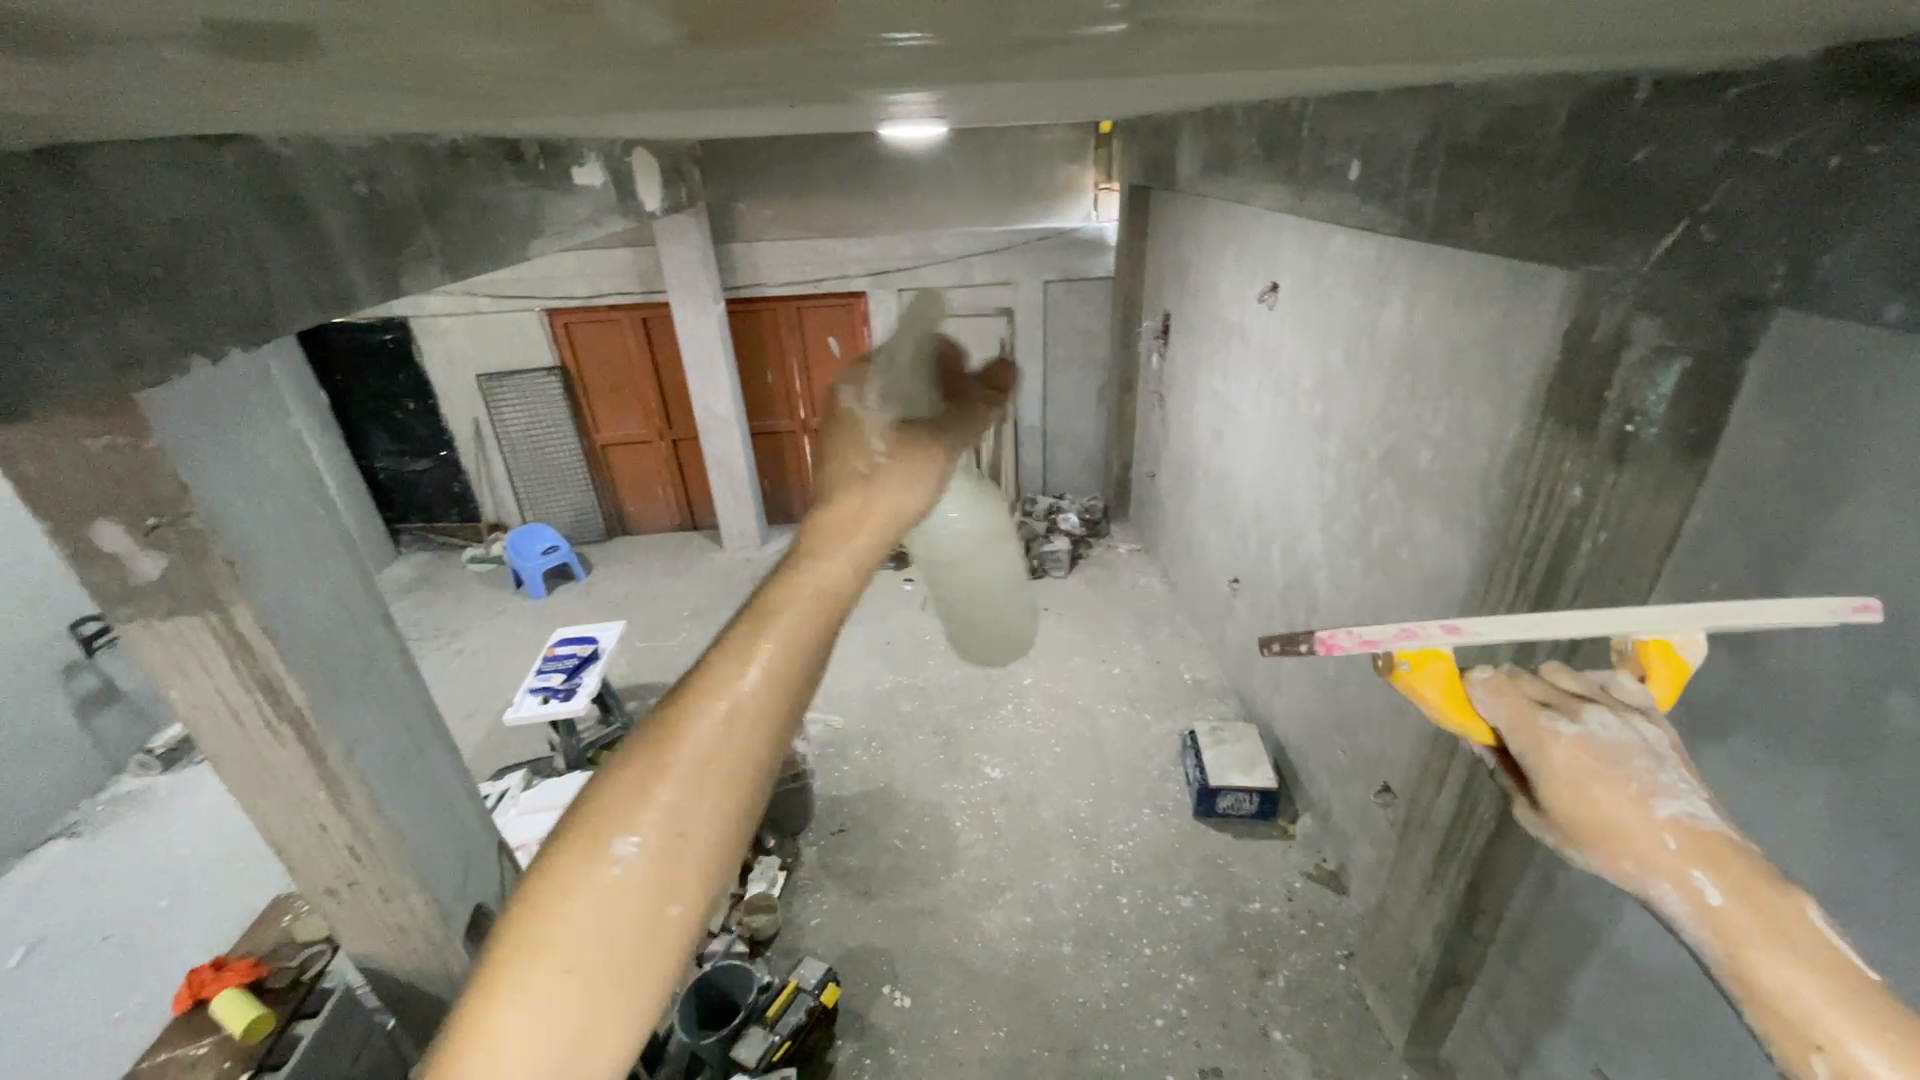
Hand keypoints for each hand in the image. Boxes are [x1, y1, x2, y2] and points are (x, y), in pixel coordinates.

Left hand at [799, 336, 1015, 562]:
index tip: (978, 392)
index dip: (957, 363)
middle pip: (910, 374)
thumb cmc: (891, 481)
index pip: (920, 346)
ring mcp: (846, 423)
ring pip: (901, 403)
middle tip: (975, 417)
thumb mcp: (942, 442)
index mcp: (864, 375)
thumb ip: (978, 404)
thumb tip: (1009, 368)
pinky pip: (890, 427)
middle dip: (949, 389)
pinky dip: (916, 431)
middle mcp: (850, 391)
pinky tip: (934, 455)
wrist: (844, 538)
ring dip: (935, 412)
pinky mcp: (849, 452)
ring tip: (960, 436)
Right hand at [1464, 661, 1745, 901]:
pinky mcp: (1649, 711)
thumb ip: (1501, 769)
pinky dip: (1589, 685)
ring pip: (1557, 670)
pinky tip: (1592, 709)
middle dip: (1500, 692)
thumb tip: (1478, 739)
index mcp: (1539, 734)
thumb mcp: (1532, 815)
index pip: (1485, 681)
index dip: (1470, 691)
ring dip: (1542, 686)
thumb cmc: (1602, 843)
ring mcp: (1615, 706)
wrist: (1692, 857)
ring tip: (1551, 715)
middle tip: (1506, 722)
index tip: (1472, 713)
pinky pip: (1607, 677)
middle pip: (1516, 673)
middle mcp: (1573, 708)